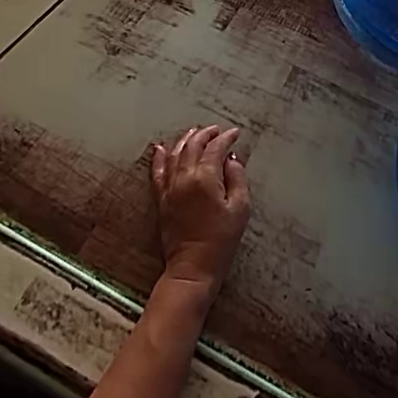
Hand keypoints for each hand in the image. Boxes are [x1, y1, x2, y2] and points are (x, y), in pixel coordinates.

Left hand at [150, 125, 249, 293]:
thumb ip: (237, 178)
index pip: (215, 148)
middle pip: (193, 146)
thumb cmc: (221, 240)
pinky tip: (161, 149)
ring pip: (176, 154)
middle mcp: (184, 178)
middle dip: (206, 135)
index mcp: (205, 178)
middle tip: (217, 131)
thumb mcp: (240, 208)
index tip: (235, 134)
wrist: (193, 267)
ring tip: (194, 132)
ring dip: (186, 140)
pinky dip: (160, 158)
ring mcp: (170, 188)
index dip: (226, 138)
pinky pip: (158, 173)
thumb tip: (232, 159)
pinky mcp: (162, 200)